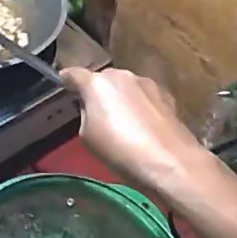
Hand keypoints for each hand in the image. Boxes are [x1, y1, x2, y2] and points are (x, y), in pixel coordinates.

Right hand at [63, 68, 217, 198]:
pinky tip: (146, 127)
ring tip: (126, 123)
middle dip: (98, 92)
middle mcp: (120, 75)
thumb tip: (92, 108)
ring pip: (125, 87)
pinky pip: (144, 97)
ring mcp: (146, 83)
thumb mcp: (87, 136)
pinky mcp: (167, 96)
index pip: (72, 74)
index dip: (66, 81)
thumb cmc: (121, 151)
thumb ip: (84, 114)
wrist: (172, 163)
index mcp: (95, 83)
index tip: (65, 88)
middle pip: (102, 79)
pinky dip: (141, 106)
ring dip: (122, 98)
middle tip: (98, 114)